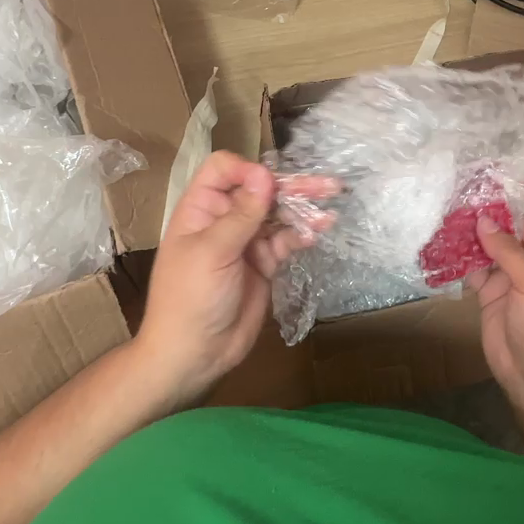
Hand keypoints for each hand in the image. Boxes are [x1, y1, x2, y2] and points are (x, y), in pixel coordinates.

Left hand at [135, 151, 335, 404]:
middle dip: (291, 185)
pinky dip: (304, 233)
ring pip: (278, 214)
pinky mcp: (264, 263)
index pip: (224, 170)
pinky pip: (286, 241)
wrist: (194, 354)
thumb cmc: (190, 298)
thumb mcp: (213, 252)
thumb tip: (264, 173)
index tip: (270, 184)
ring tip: (333, 202)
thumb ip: (242, 214)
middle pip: (260, 190)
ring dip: (304, 207)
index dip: (248, 170)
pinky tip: (321, 229)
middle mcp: (224, 219)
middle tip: (327, 185)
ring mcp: (246, 242)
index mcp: (200, 209)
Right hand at [464, 204, 523, 419]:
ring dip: (479, 232)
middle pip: (520, 230)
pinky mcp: (491, 295)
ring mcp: (512, 280)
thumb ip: (508, 251)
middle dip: (501, 212)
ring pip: (495, 248)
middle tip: (475, 190)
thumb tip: (483, 220)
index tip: (517, 182)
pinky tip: (448, 241)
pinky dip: (464, 256)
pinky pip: (477, 269)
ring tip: (456, 210)